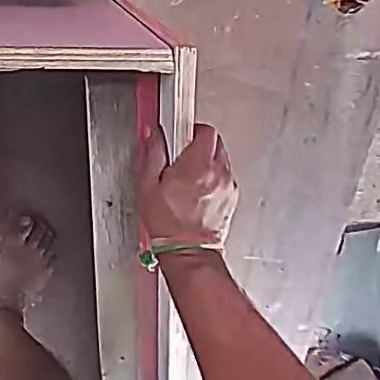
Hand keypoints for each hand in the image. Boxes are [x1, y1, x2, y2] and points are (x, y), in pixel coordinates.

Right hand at [138, 123, 237, 247]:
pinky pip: (224, 175)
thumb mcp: (147, 185)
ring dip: (205, 161)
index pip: (204, 130)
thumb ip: (152, 154)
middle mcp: (217, 172)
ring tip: (187, 178)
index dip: (190, 129)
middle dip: (197, 144)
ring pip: (220, 158)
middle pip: (215, 142)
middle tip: (180, 157)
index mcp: (197, 166)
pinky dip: (212, 177)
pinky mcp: (231, 196)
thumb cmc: (167, 223)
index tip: (179, 134)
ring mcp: (227, 184)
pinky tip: (196, 191)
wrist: (187, 250)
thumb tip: (153, 134)